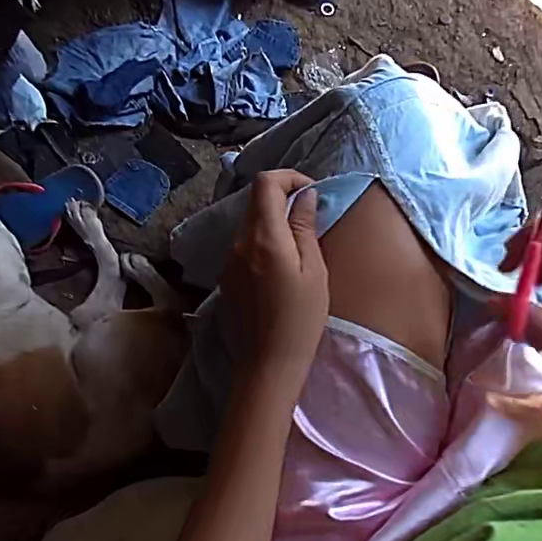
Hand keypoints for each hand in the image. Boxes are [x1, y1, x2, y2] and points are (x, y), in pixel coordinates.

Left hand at [222, 169, 329, 379]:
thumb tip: (305, 195)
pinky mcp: (227, 275)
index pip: (265, 183)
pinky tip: (281, 264)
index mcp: (264, 238)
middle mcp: (239, 242)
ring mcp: (228, 259)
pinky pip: (245, 243)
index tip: (311, 192)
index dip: (289, 177)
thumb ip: (305, 228)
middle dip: (282, 197)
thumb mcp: (314, 271)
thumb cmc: (301, 319)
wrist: (268, 363)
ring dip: (273, 220)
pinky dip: (264, 239)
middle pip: (254, 200)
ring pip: (250, 222)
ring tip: (299, 241)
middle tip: (310, 214)